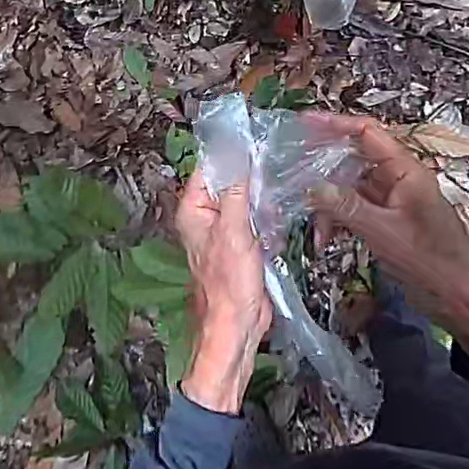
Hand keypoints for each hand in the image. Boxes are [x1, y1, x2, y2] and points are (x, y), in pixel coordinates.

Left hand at [172, 174, 270, 413]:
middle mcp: (205, 217)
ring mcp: (223, 230)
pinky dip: (266, 218)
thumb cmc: (228, 283)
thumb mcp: (235, 230)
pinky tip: (275, 221)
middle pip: (228, 182)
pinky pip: (254, 219)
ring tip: (275, 196)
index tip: (254, 144)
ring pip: (244, 200)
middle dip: (250, 178)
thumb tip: (241, 157)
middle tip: (271, 168)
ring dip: (261, 199)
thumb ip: (237, 192)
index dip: (230, 156)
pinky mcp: (240, 243)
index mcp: (193, 210)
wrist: (237, 325)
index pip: (208, 168)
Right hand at [307, 114, 468, 355]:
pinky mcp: (388, 219)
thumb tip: (313, 187)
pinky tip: (327, 240)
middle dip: (324, 176)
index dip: (334, 124)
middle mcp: (398, 178)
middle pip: (353, 161)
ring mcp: (392, 199)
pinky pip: (356, 210)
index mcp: (406, 170)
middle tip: (295, 182)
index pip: (367, 133)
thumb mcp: (383, 232)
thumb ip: (347, 207)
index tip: (304, 122)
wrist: (459, 296)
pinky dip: (340, 221)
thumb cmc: (429, 260)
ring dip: (330, 208)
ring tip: (318, 234)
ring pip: (351, 190)